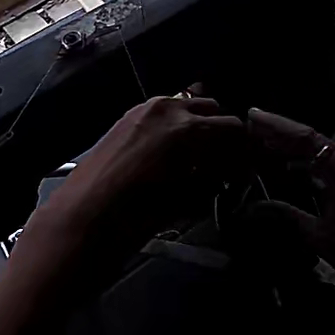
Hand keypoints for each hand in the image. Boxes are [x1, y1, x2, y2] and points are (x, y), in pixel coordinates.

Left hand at [25, 90, 246, 262]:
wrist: (74, 225)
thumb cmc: (130, 221)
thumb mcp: (181, 204)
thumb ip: (209, 183)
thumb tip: (228, 176)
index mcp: (184, 130)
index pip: (234, 130)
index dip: (251, 151)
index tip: (260, 167)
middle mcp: (164, 110)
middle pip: (214, 112)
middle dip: (227, 138)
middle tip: (236, 167)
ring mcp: (141, 111)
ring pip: (188, 109)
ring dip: (203, 131)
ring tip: (208, 164)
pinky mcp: (124, 120)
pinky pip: (164, 116)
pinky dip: (179, 131)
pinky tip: (180, 160)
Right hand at [245, 108, 334, 307]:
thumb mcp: (325, 240)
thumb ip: (290, 217)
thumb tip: (256, 208)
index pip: (307, 139)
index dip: (276, 126)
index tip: (251, 115)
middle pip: (315, 140)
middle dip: (282, 134)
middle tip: (249, 129)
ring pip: (326, 151)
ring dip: (297, 148)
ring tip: (264, 144)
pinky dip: (312, 161)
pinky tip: (293, 167)